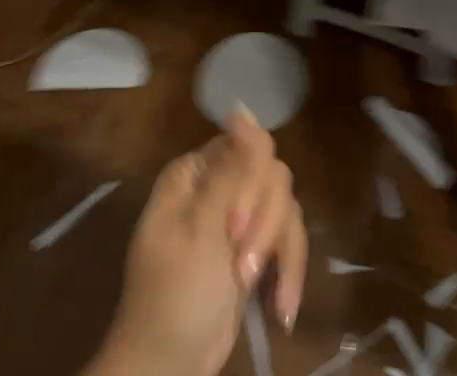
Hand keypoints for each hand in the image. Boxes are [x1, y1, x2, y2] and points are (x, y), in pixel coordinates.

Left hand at [88, 106, 306, 375]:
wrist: (169, 364)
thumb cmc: (174, 294)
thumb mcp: (203, 230)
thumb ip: (231, 168)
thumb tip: (242, 106)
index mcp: (195, 174)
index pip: (248, 150)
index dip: (251, 188)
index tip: (236, 228)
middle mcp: (218, 187)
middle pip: (273, 180)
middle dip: (265, 228)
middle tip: (241, 266)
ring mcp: (238, 219)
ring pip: (286, 210)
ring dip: (277, 254)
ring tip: (253, 288)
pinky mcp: (254, 250)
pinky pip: (287, 242)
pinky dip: (287, 274)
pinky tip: (282, 307)